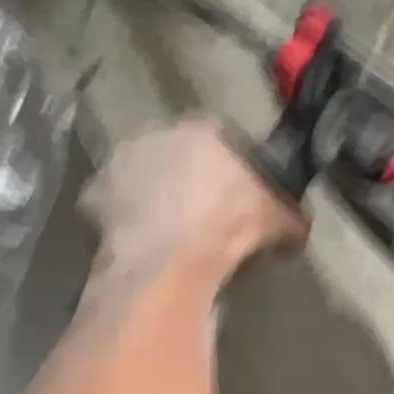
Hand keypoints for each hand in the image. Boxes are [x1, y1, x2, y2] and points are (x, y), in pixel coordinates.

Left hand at [82, 121, 308, 279]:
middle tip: (206, 211)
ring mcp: (119, 161)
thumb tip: (299, 223)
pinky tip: (147, 243)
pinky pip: (117, 204)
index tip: (239, 191)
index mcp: (206, 132)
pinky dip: (129, 220)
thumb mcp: (285, 225)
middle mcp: (158, 134)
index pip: (223, 137)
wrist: (172, 261)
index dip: (232, 165)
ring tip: (174, 230)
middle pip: (178, 152)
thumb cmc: (233, 229)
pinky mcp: (93, 193)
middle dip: (189, 176)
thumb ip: (292, 216)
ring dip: (156, 196)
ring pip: (143, 175)